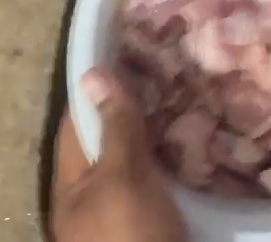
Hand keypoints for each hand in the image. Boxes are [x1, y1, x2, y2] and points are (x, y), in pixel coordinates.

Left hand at [51, 69, 186, 241]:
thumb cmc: (131, 238)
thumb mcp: (120, 179)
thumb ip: (112, 128)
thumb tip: (92, 72)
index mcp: (71, 185)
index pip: (78, 120)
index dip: (99, 85)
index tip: (128, 47)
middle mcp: (92, 197)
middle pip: (109, 138)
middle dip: (134, 105)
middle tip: (168, 64)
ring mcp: (123, 212)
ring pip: (137, 157)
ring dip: (158, 128)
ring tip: (188, 91)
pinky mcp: (154, 223)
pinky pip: (160, 177)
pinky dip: (175, 154)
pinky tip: (199, 137)